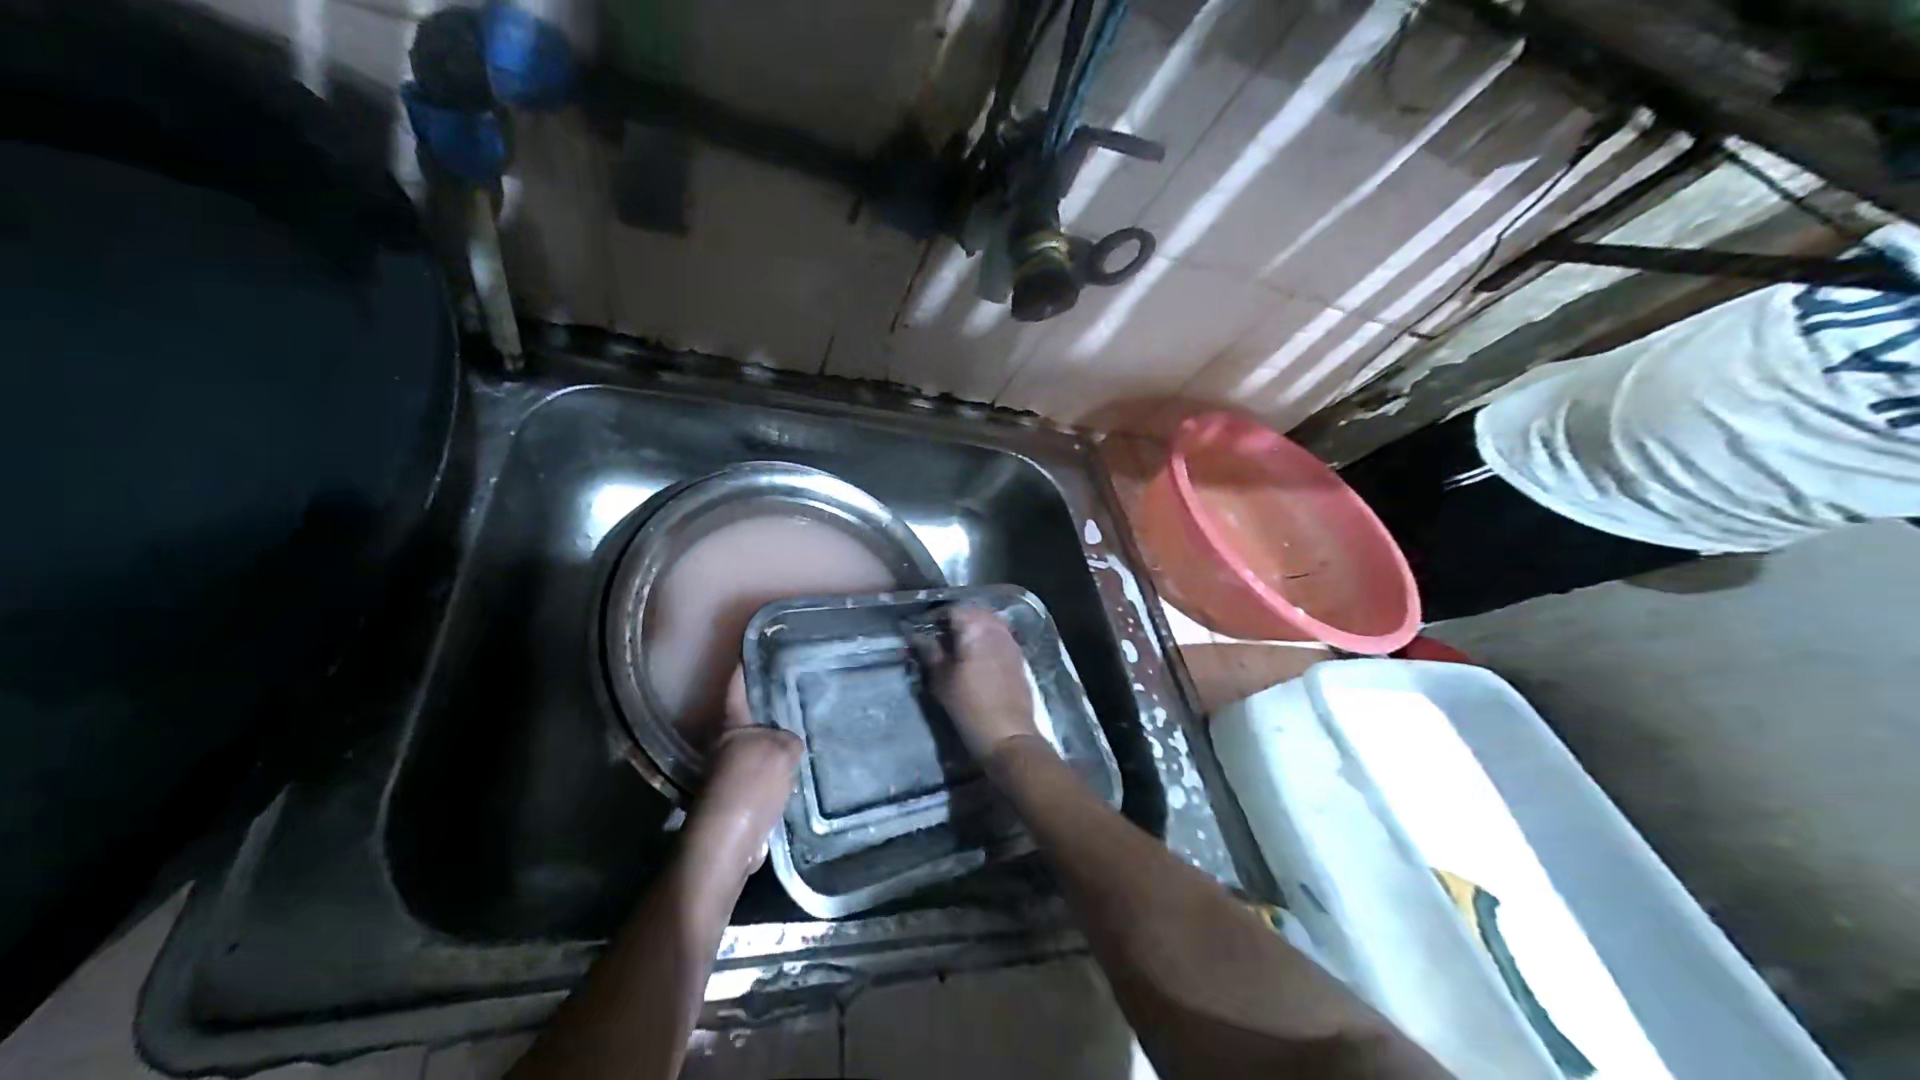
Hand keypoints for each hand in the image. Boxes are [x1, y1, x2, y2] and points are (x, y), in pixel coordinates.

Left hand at [687, 669, 801, 876]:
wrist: (729, 842)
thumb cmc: (749, 786)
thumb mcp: (779, 749)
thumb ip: (788, 738)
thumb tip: (790, 746)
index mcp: (731, 725)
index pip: (737, 686)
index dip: (745, 664)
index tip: (755, 645)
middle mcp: (727, 744)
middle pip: (751, 716)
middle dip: (772, 705)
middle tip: (802, 690)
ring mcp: (733, 771)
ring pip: (761, 746)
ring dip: (779, 741)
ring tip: (810, 728)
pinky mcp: (743, 797)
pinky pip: (767, 774)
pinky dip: (782, 770)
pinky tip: (803, 769)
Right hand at [911, 606, 1045, 762]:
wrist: (1008, 734)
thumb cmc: (969, 705)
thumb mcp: (941, 679)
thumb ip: (929, 652)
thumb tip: (917, 636)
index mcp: (975, 627)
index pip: (951, 609)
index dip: (933, 617)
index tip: (921, 630)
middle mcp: (996, 627)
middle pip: (972, 613)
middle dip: (954, 621)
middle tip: (937, 638)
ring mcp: (1010, 641)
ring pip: (987, 624)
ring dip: (971, 631)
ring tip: (955, 648)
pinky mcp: (1018, 656)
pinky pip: (998, 638)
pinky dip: (985, 641)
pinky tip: (974, 658)